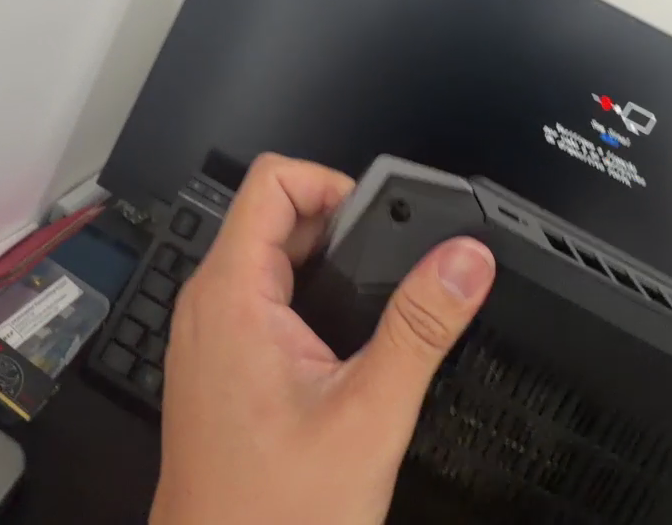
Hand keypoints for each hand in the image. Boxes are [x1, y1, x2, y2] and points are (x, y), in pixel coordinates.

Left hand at [151, 153, 496, 524]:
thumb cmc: (272, 514)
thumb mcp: (369, 413)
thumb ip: (421, 327)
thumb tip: (464, 261)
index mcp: (232, 294)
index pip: (272, 180)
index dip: (329, 181)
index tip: (375, 216)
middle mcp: (208, 302)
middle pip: (271, 211)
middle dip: (335, 224)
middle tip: (385, 265)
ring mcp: (206, 330)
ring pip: (265, 252)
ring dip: (320, 260)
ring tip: (369, 299)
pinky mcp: (216, 356)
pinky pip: (257, 291)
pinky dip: (300, 291)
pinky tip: (336, 335)